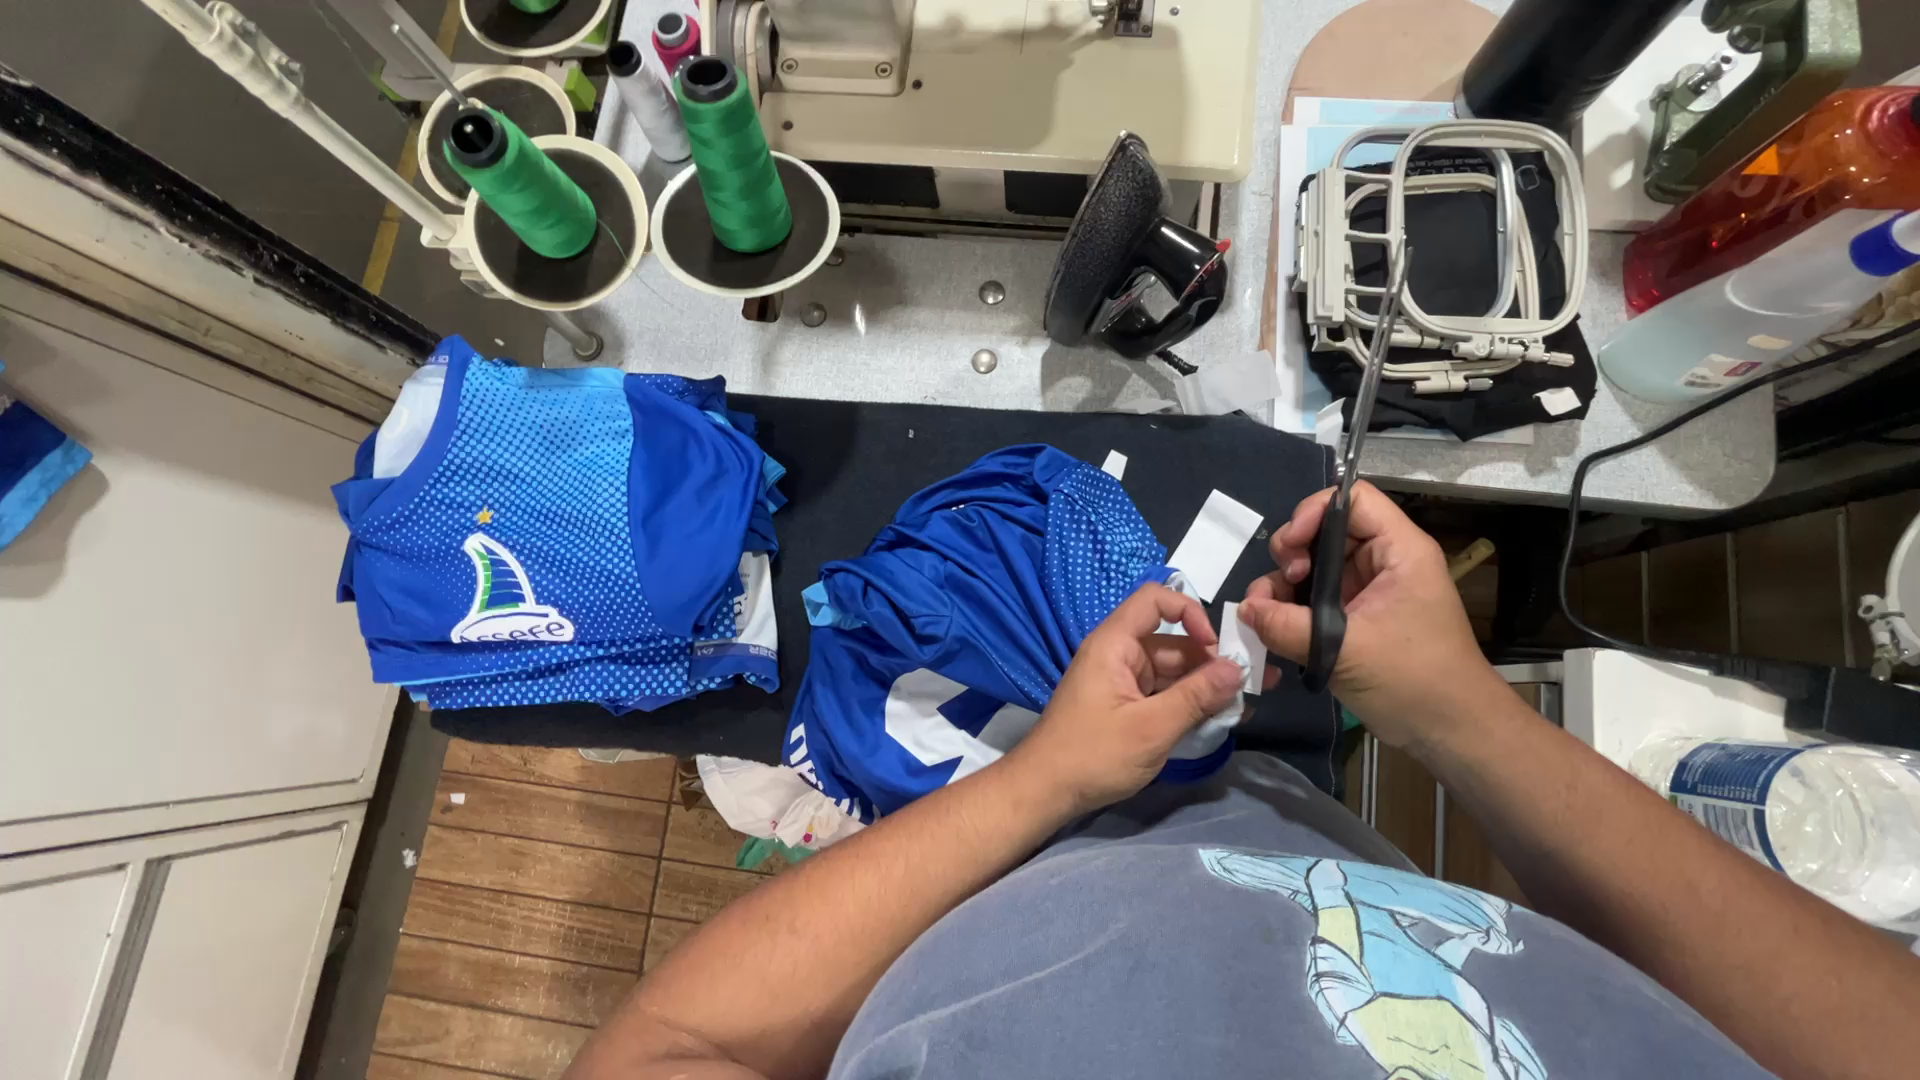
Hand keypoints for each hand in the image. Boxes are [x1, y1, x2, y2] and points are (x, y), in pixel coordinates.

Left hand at [1003, 583, 1244, 814]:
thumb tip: (1238, 668)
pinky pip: (1164, 694)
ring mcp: (1122, 682)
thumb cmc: (1093, 754)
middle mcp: (1119, 655)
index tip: (1216, 646)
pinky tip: (1222, 718)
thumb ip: (1196, 696)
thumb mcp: (1151, 728)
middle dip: (1213, 660)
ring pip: (1173, 672)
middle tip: (1258, 681)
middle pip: (1173, 642)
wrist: (1046, 790)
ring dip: (1206, 685)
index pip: (1155, 600)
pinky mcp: (1126, 706)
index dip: (1190, 612)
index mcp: (1115, 645)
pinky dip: (1190, 703)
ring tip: (1248, 703)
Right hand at [1237, 481, 1504, 750]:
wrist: (1449, 732)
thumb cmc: (1414, 680)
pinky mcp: (1350, 618)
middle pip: (1321, 531)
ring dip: (1281, 587)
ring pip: (1310, 567)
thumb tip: (1245, 609)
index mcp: (1398, 552)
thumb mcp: (1346, 649)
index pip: (1352, 499)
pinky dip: (1287, 611)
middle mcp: (1379, 563)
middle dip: (1290, 554)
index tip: (1291, 551)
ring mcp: (1363, 591)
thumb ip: (1288, 625)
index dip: (1313, 512)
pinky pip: (1309, 599)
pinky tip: (1272, 633)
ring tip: (1266, 618)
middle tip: (1282, 586)